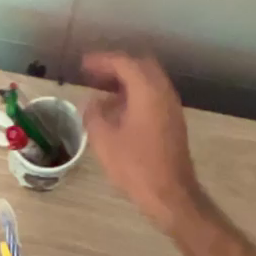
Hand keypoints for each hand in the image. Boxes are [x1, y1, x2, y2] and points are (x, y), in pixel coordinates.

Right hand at [78, 51, 203, 229]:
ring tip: (102, 92)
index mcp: (147, 91)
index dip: (101, 61)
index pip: (124, 63)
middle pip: (140, 67)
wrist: (170, 194)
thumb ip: (94, 115)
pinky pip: (152, 97)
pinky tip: (118, 112)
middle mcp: (163, 92)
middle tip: (94, 74)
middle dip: (116, 67)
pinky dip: (134, 95)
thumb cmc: (135, 167)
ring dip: (126, 82)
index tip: (82, 65)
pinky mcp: (172, 122)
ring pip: (148, 82)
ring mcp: (171, 107)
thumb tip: (92, 103)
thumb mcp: (104, 141)